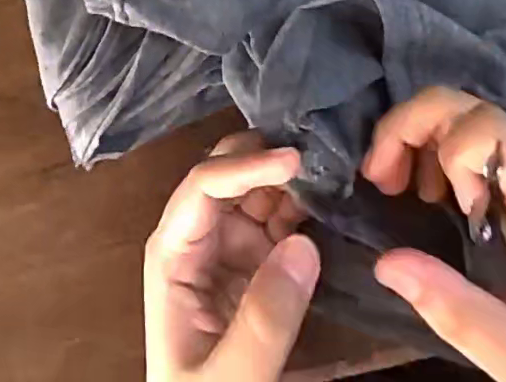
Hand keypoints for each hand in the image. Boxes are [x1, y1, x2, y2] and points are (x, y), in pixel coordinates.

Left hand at [145, 133, 321, 381]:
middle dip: (268, 154)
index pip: (204, 185)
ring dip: (291, 175)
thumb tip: (304, 244)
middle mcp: (200, 235)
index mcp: (174, 251)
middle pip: (230, 173)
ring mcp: (230, 244)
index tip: (294, 159)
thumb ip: (264, 320)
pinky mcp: (258, 259)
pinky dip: (304, 203)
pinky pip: (281, 217)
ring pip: (259, 188)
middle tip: (317, 147)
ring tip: (331, 164)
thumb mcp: (228, 377)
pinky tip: (330, 196)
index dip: (247, 165)